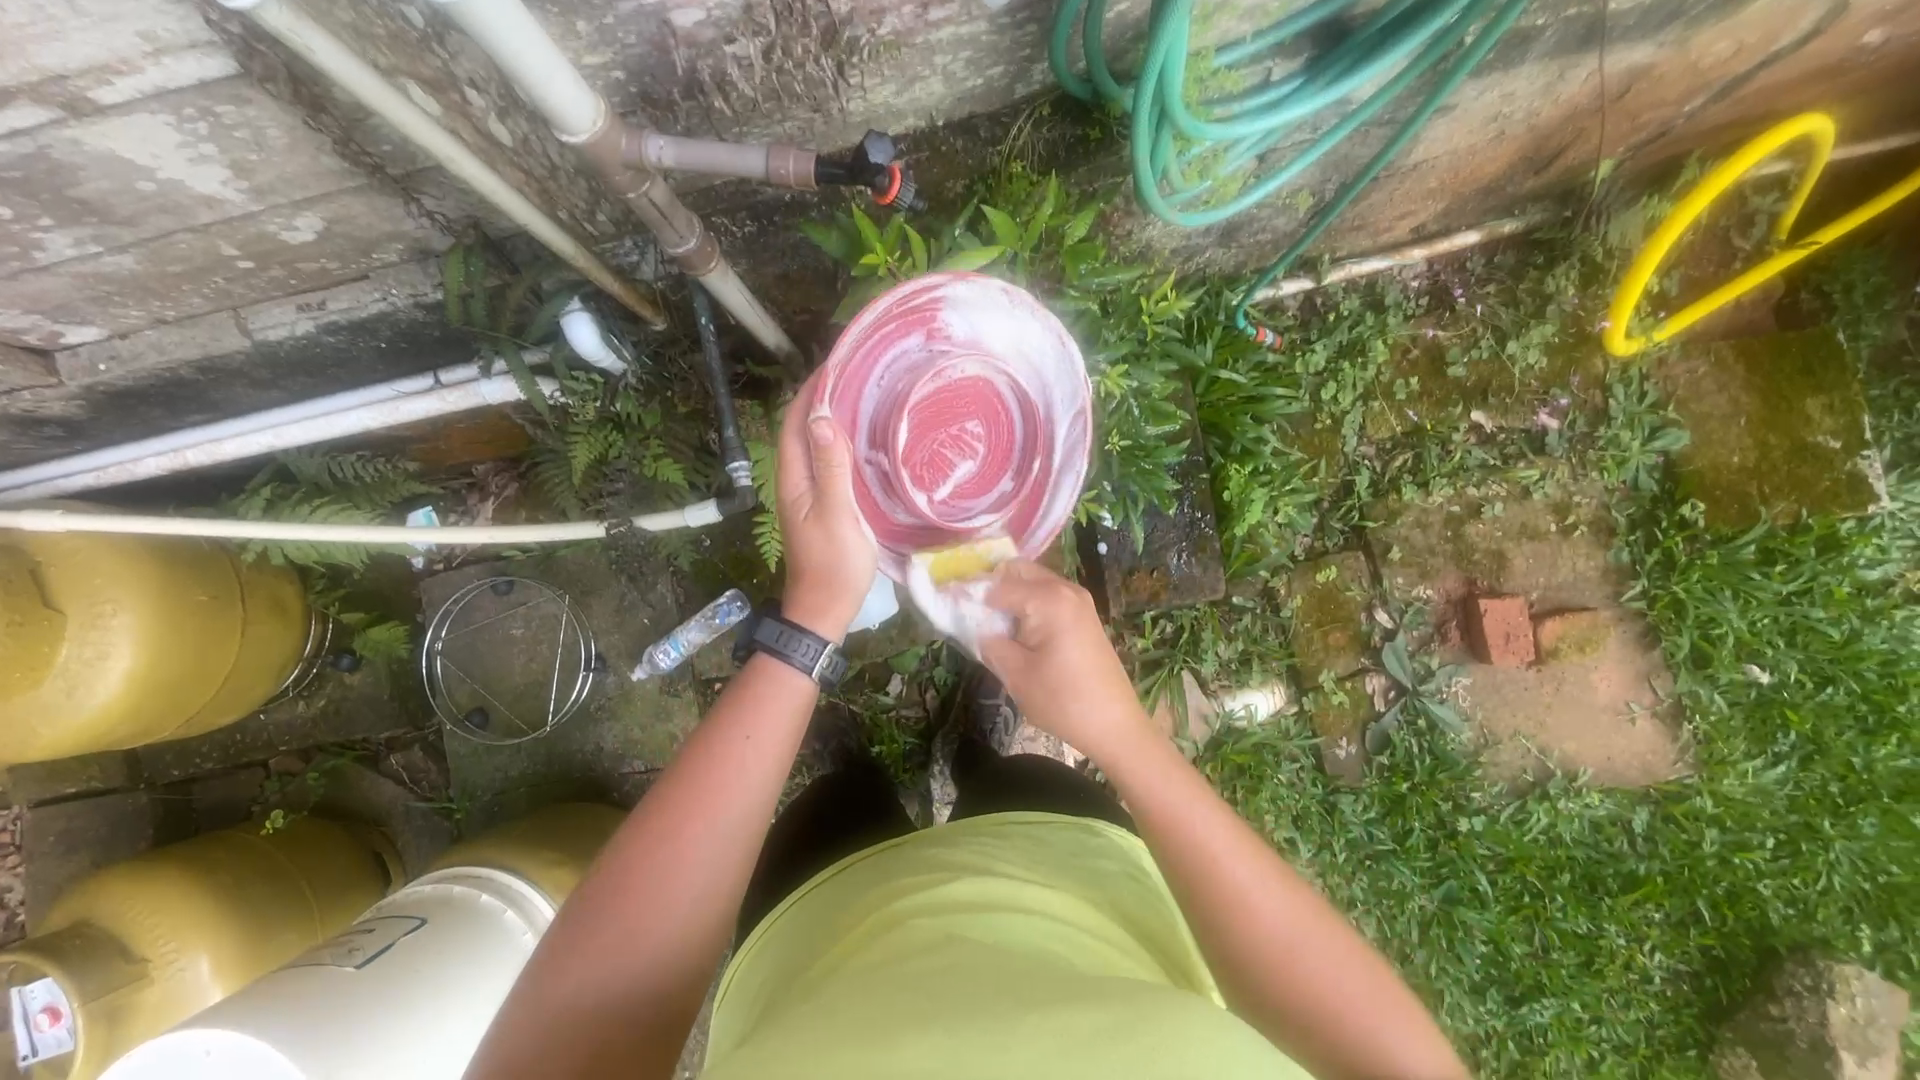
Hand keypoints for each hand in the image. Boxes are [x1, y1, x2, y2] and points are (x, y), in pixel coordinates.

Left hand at [775, 377, 876, 640]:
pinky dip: (844, 442)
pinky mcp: (825, 503)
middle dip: (823, 397)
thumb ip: (830, 467)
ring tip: (866, 394)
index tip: (836, 361)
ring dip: (834, 417)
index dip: (810, 389)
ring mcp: (810, 492)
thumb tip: (819, 417)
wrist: (826, 609)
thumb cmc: (833, 565)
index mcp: (794, 478)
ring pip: (817, 443)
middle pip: (803, 427)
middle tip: (858, 371)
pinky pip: (831, 461)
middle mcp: (797, 479)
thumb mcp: (836, 514)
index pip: (794, 420)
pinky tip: (868, 438)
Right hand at [977, 560, 1152, 760]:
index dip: (970, 596)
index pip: (996, 585)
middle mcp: (1066, 589)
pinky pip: (1048, 596)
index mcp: (1048, 599)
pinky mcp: (1084, 616)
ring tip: (991, 626)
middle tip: (970, 614)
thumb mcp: (1015, 674)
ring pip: (1033, 582)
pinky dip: (1028, 605)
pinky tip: (1017, 632)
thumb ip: (989, 642)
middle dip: (991, 587)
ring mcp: (1079, 601)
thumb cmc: (1063, 701)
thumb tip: (973, 625)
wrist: (1115, 725)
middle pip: (1017, 571)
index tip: (949, 610)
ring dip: (1010, 595)